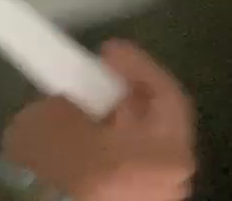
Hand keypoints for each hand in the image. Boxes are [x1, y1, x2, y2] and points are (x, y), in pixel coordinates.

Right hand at [1, 40, 194, 200]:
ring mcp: (154, 192)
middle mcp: (175, 175)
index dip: (139, 67)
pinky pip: (126, 161)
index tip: (108, 46)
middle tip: (96, 68)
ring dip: (116, 117)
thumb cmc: (57, 155)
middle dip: (126, 94)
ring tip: (82, 96)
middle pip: (157, 125)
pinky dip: (108, 138)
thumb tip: (82, 101)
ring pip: (141, 145)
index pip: (167, 98)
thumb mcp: (56, 112)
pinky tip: (81, 127)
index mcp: (167, 151)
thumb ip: (78, 100)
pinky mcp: (129, 198)